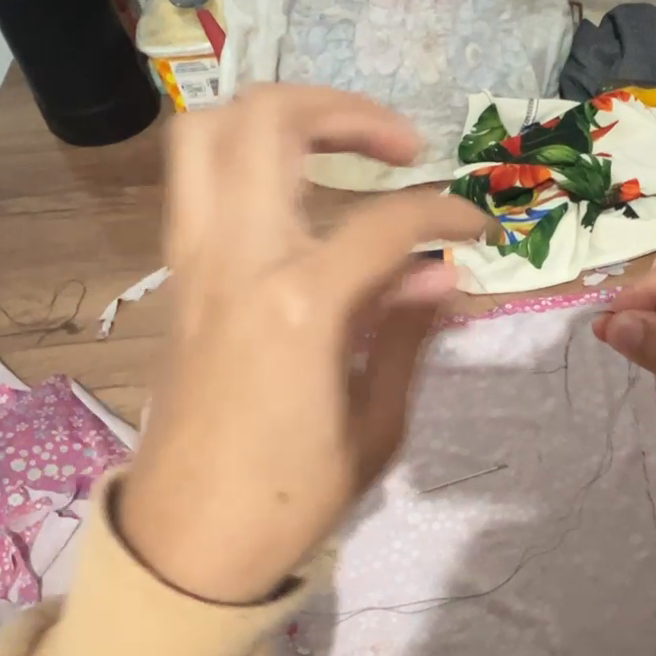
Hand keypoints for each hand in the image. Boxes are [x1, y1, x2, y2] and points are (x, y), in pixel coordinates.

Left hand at [119, 86, 486, 602]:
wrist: (188, 542)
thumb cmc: (291, 499)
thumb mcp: (375, 426)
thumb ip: (407, 334)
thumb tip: (444, 276)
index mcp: (299, 304)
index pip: (387, 220)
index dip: (446, 214)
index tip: (477, 230)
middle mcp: (238, 260)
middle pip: (270, 123)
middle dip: (345, 112)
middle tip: (400, 145)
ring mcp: (195, 265)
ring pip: (211, 135)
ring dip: (279, 122)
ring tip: (339, 153)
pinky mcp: (178, 282)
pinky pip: (199, 186)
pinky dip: (246, 167)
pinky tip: (296, 207)